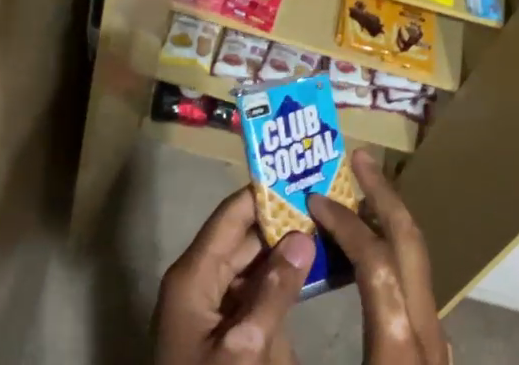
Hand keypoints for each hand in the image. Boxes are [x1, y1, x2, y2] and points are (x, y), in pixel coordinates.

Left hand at [157, 187, 314, 364]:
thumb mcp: (244, 343)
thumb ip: (274, 292)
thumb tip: (303, 237)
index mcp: (192, 275)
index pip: (230, 217)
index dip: (262, 194)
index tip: (299, 175)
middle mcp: (199, 282)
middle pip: (244, 240)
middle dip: (281, 223)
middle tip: (323, 206)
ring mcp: (211, 308)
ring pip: (252, 267)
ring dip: (284, 254)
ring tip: (325, 231)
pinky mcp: (223, 329)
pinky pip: (253, 294)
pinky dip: (279, 284)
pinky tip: (312, 276)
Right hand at [309, 151, 449, 364]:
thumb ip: (292, 347)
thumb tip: (273, 293)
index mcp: (398, 342)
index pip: (377, 261)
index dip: (345, 223)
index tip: (314, 199)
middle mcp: (426, 329)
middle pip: (411, 243)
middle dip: (384, 194)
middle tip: (358, 157)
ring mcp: (436, 337)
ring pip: (418, 261)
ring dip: (389, 220)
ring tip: (359, 194)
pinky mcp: (433, 346)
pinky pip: (415, 283)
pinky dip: (392, 251)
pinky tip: (368, 252)